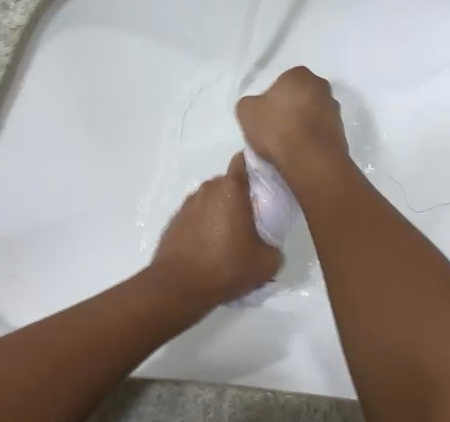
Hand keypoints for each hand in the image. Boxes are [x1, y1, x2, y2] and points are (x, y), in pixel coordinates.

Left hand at [148, 154, 282, 307]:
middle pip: (229, 182)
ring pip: (211, 199)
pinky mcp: (174, 222)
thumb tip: (272, 246)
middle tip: (251, 219)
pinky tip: (208, 249)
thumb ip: (275, 246)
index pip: (245, 160)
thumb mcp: (266, 262)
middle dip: (240, 195)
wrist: (176, 289)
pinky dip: (204, 225)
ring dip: (220, 211)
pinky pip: (196, 216)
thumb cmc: (225, 267)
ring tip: (228, 238)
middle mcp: (208, 189)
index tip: (265, 184)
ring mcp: (187, 205)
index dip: (256, 167)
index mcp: (231, 188)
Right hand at [237, 67, 350, 183]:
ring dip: (302, 124)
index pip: (281, 83)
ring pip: (312, 113)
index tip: (265, 118)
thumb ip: (250, 103)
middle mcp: (321, 85)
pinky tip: (301, 151)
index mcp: (299, 74)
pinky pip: (320, 130)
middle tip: (275, 130)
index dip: (271, 101)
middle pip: (299, 96)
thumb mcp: (246, 112)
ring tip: (288, 144)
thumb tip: (257, 106)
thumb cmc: (277, 129)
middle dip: (289, 109)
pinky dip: (312, 138)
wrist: (311, 159)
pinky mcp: (341, 128)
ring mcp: (334, 107)